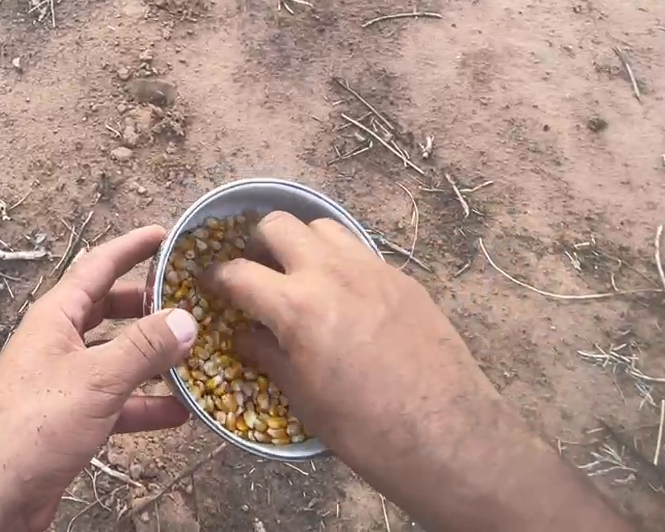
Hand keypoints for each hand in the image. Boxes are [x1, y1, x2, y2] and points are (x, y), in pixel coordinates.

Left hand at [0, 225, 197, 531]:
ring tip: (192, 354)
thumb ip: (143, 348)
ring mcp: (63, 378)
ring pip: (114, 355)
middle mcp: (58, 339)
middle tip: (185, 298)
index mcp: (56, 314)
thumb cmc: (36, 424)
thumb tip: (186, 318)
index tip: (163, 234)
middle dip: (146, 303)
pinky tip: (178, 411)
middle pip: (108, 308)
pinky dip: (143, 402)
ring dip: (150, 356)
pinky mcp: (70, 417)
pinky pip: (114, 399)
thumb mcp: (97, 378)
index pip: (98, 265)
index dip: (131, 247)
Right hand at [212, 212, 631, 531]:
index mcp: (296, 306)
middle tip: (258, 270)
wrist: (454, 440)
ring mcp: (369, 268)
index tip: (211, 284)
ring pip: (320, 226)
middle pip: (276, 224)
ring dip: (302, 242)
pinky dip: (339, 261)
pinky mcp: (401, 277)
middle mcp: (328, 273)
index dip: (215, 276)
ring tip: (302, 272)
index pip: (237, 272)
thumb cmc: (367, 431)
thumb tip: (243, 333)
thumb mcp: (303, 399)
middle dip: (256, 242)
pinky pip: (358, 250)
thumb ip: (266, 354)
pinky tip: (346, 294)